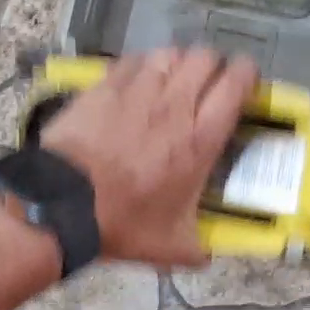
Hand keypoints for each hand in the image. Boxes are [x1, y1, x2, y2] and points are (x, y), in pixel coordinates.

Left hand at [40, 48, 256, 265]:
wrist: (62, 205)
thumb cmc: (122, 223)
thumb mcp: (170, 247)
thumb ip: (197, 248)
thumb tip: (206, 256)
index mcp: (200, 140)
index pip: (236, 85)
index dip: (247, 76)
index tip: (246, 83)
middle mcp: (175, 104)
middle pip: (206, 58)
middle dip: (214, 66)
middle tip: (210, 83)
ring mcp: (137, 89)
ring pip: (171, 53)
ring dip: (179, 63)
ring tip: (174, 79)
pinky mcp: (105, 85)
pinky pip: (134, 60)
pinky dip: (144, 65)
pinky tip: (139, 81)